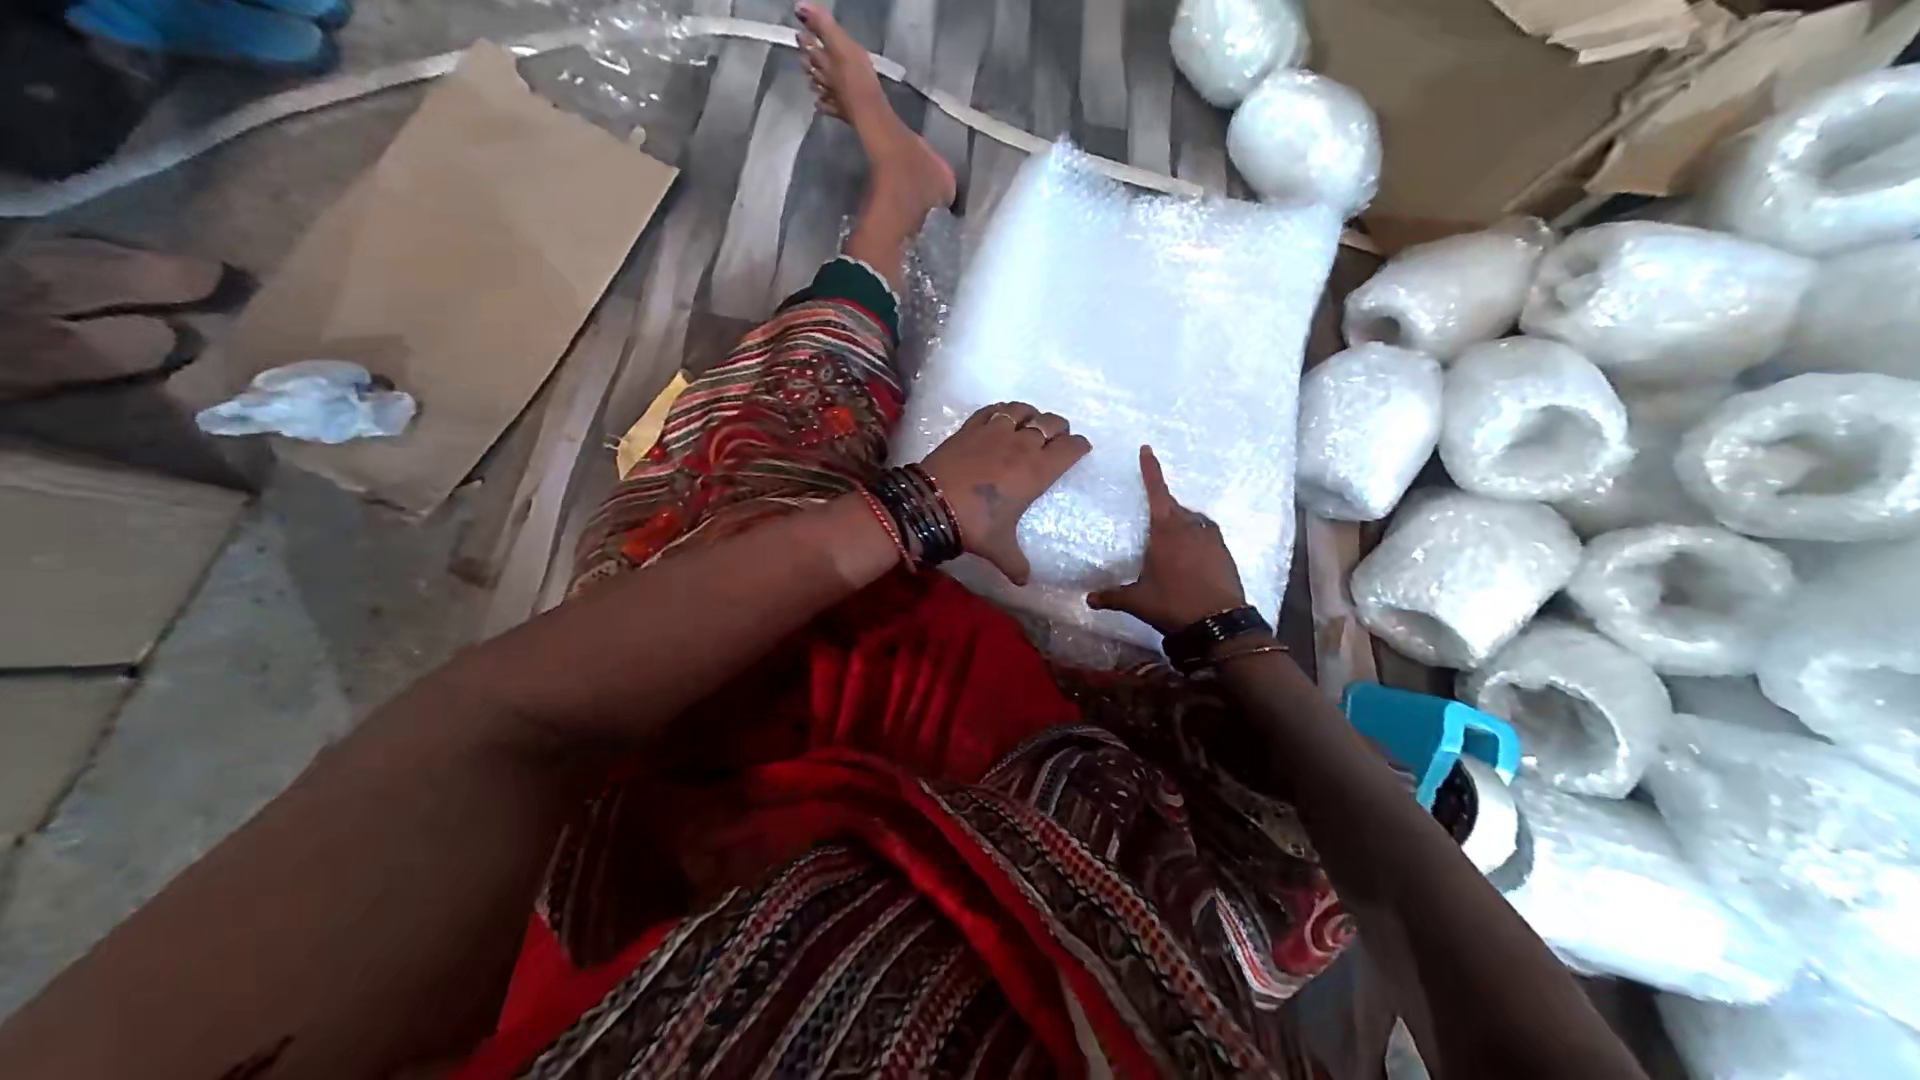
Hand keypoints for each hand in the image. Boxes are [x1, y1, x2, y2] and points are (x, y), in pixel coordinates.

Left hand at [920, 402, 1091, 584]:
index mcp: (1037, 471)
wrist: (931, 504)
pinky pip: (993, 409)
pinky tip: (1001, 418)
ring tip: (1030, 423)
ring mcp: (995, 432)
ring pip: (1023, 410)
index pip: (1070, 448)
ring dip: (1032, 415)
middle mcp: (1022, 445)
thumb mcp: (999, 548)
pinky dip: (1002, 411)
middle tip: (1057, 437)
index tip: (1080, 449)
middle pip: (1052, 423)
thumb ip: (1015, 563)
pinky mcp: (971, 427)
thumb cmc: (974, 525)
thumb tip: (1024, 581)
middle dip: (1059, 428)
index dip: (1079, 446)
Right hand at [1087, 446, 1246, 633]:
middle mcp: (1190, 528)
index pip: (1157, 492)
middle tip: (1152, 523)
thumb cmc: (1173, 604)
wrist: (1218, 623)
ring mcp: (1211, 539)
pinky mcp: (1225, 552)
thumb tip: (1089, 599)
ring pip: (1193, 521)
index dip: (1151, 470)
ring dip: (1182, 524)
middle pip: (1174, 508)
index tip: (1147, 449)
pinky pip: (1207, 536)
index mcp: (1165, 531)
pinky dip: (1197, 539)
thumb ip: (1112, 597)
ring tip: (1172, 542)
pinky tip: (1191, 556)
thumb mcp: (1138, 601)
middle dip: (1164, 509)